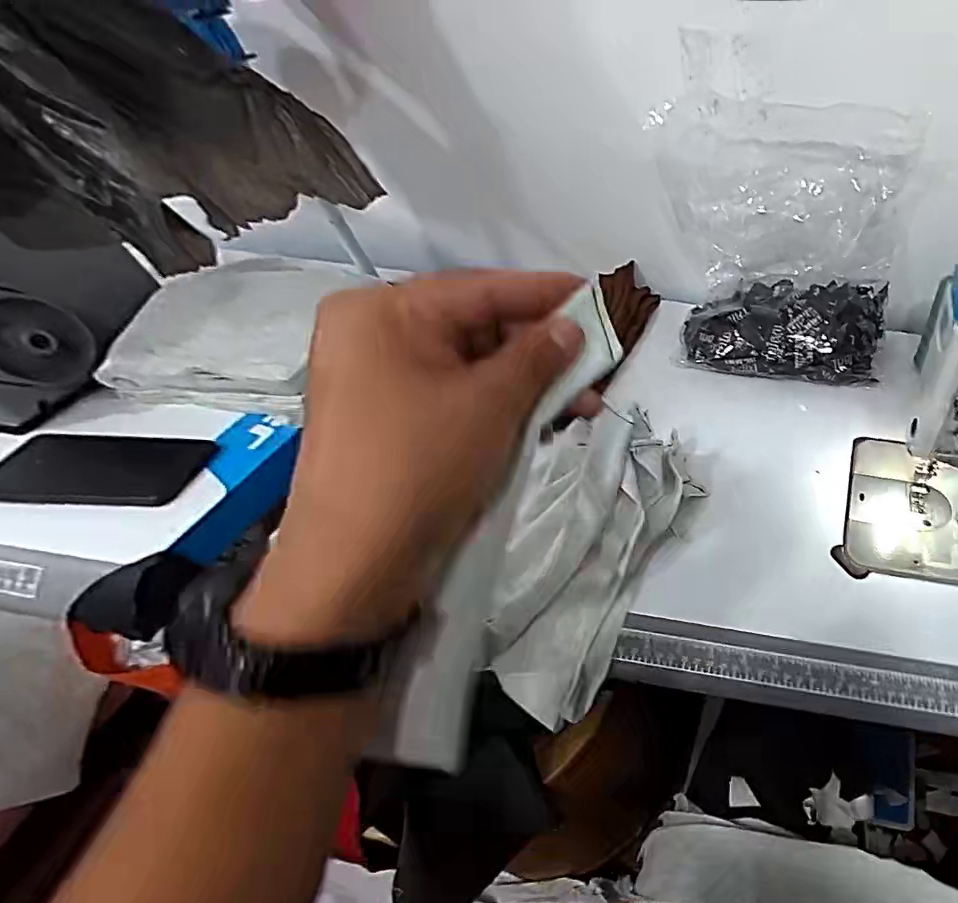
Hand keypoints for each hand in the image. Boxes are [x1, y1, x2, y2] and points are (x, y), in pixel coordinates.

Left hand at [235, 270, 599, 643]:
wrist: (359, 558)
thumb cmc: (422, 463)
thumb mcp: (490, 404)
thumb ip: (537, 357)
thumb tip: (571, 328)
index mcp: (384, 312)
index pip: (481, 289)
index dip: (545, 292)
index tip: (597, 294)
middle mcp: (376, 335)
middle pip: (477, 327)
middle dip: (543, 349)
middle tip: (597, 363)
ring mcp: (381, 380)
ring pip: (472, 366)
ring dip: (529, 383)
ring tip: (583, 403)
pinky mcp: (394, 419)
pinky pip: (458, 396)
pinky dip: (501, 404)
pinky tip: (543, 418)